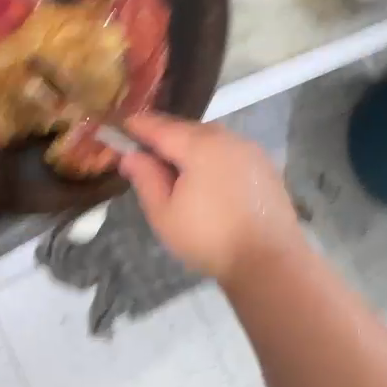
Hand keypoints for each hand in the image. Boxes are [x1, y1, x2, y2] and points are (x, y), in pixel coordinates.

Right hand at [117, 112, 303, 284]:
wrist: (268, 260)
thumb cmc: (208, 238)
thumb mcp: (163, 213)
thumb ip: (145, 178)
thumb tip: (130, 155)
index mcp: (199, 146)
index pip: (160, 127)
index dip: (136, 126)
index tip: (118, 127)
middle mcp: (227, 139)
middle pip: (186, 128)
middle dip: (162, 135)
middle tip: (142, 151)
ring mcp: (249, 150)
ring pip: (209, 138)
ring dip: (187, 145)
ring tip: (171, 166)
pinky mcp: (263, 165)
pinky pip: (227, 150)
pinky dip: (209, 155)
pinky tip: (203, 177)